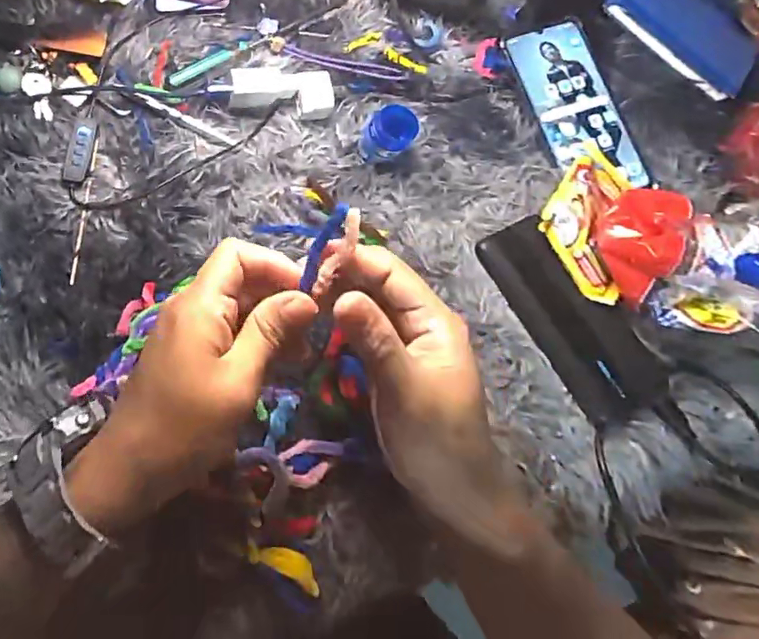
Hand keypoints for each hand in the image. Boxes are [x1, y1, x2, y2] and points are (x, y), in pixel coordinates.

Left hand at [66, 240, 316, 536]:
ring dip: (268, 320)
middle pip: (238, 277)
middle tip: (310, 332)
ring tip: (299, 354)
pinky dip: (250, 338)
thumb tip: (304, 297)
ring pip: (233, 304)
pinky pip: (222, 327)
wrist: (129, 467)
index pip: (237, 253)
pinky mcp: (184, 349)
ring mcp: (184, 327)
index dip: (275, 265)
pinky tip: (274, 365)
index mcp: (200, 302)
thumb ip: (270, 331)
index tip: (307, 295)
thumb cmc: (188, 426)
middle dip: (277, 295)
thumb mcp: (239, 380)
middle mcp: (189, 304)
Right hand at [332, 247, 538, 549]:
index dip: (354, 259)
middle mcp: (421, 322)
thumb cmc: (436, 441)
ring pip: (370, 305)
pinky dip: (343, 322)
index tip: (311, 259)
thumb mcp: (403, 387)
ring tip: (303, 296)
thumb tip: (342, 294)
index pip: (391, 271)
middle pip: (379, 284)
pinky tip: (320, 323)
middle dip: (342, 276)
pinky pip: (366, 330)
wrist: (459, 500)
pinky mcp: (393, 362)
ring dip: (340, 297)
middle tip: (298, 280)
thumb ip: (374, 338)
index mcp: (433, 319)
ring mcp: (407, 342)